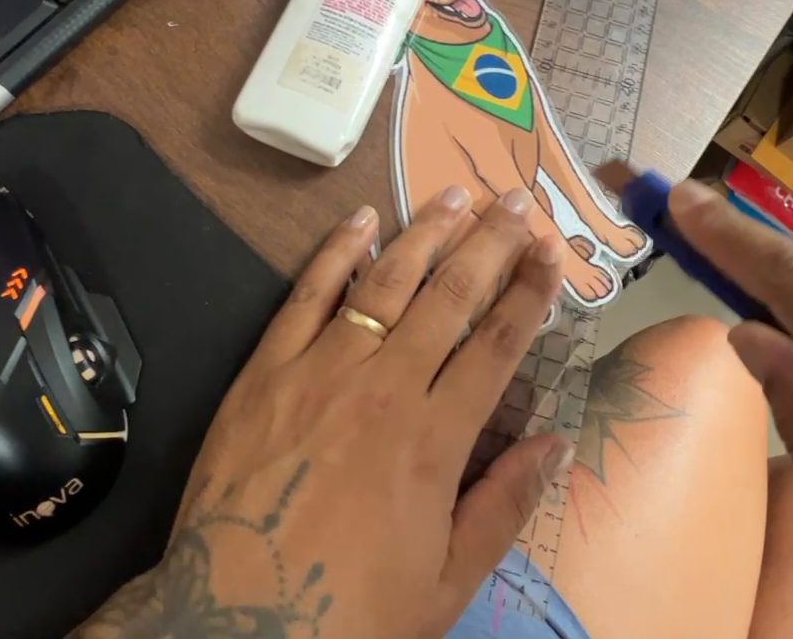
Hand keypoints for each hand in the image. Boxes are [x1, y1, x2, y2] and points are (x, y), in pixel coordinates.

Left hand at [80, 186, 570, 638]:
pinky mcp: (268, 366)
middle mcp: (386, 386)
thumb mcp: (447, 580)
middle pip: (450, 296)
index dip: (529, 291)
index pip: (496, 343)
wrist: (234, 619)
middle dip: (490, 243)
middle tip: (516, 201)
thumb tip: (559, 443)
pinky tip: (361, 218)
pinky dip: (337, 251)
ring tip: (454, 195)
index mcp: (435, 437)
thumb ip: (506, 504)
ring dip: (425, 234)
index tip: (550, 251)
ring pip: (386, 282)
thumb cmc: (351, 607)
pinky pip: (307, 294)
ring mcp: (323, 367)